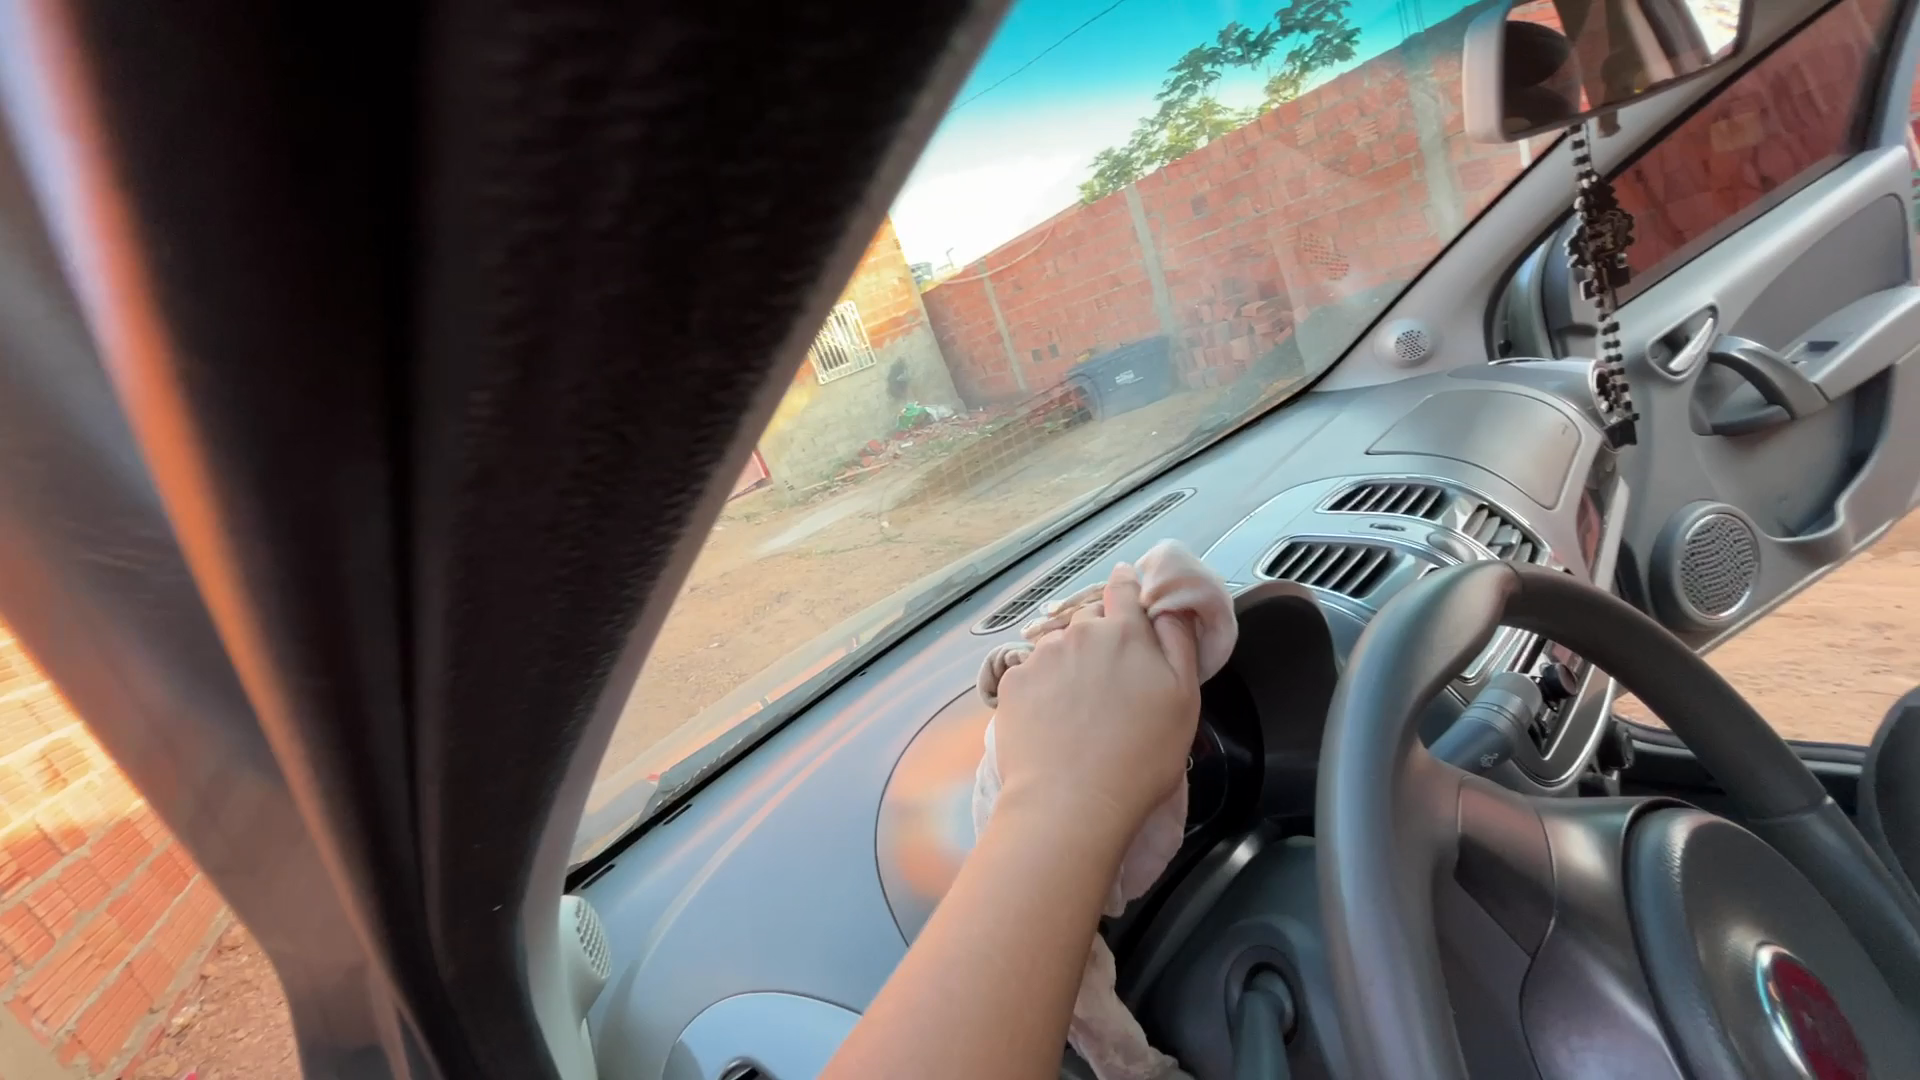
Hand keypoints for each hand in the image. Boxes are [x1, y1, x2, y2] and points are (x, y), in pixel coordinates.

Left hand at [991, 562, 1201, 845]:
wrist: (1072, 801)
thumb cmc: (1140, 756)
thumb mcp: (1183, 699)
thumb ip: (1178, 642)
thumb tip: (1169, 607)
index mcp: (1125, 632)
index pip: (1124, 588)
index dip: (1127, 585)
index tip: (1126, 585)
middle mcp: (1079, 633)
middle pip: (1090, 620)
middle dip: (1100, 636)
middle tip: (1108, 678)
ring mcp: (1041, 657)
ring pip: (1058, 647)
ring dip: (1069, 663)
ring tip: (1078, 707)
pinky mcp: (1012, 682)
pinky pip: (1031, 674)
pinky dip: (1041, 689)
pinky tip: (1052, 719)